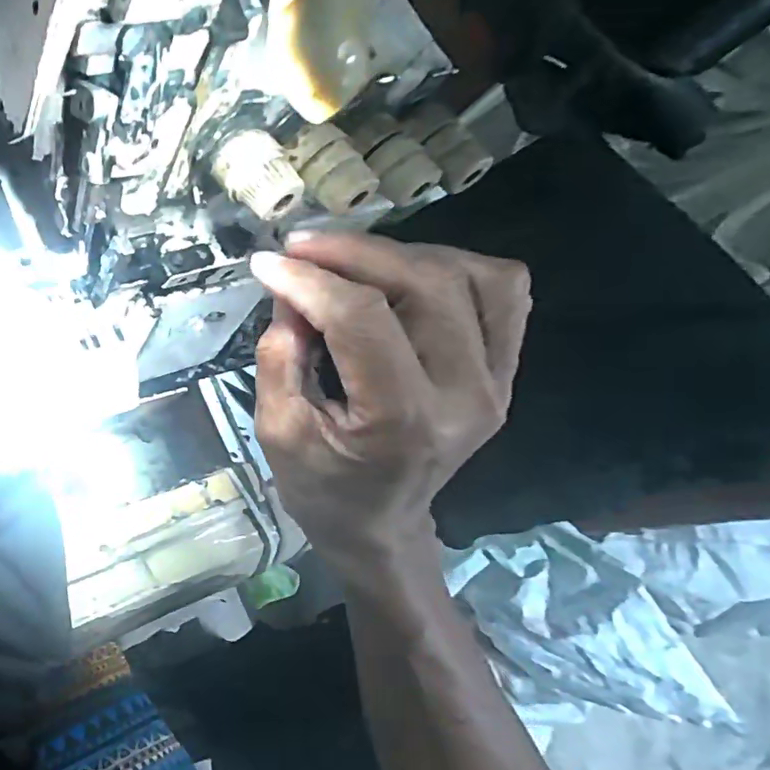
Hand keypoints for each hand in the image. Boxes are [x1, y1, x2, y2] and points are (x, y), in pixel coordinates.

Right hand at [248, 232, 529, 581]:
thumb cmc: (318, 485)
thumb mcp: (276, 430)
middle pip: (424, 284)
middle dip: (353, 252)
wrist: (376, 523)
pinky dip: (449, 265)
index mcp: (402, 419)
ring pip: (470, 275)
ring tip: (344, 259)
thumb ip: (280, 359)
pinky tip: (399, 273)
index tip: (264, 265)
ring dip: (400, 254)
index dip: (309, 281)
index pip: (361, 319)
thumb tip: (289, 293)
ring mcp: (497, 380)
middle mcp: (466, 393)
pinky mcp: (505, 370)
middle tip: (299, 246)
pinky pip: (500, 290)